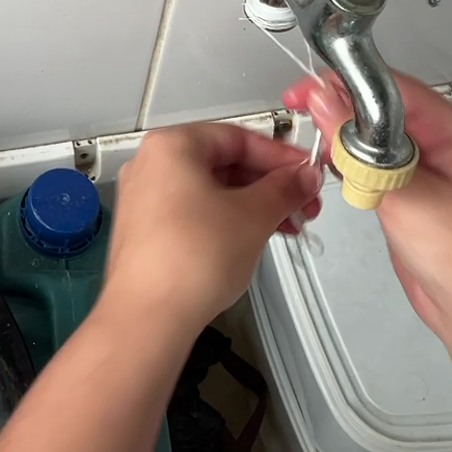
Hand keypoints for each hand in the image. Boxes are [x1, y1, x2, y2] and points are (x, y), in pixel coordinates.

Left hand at [103, 124, 320, 338]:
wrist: (148, 314)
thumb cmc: (195, 255)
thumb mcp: (253, 215)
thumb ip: (284, 189)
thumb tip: (306, 176)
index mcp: (171, 146)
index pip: (235, 137)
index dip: (279, 156)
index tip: (308, 172)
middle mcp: (151, 164)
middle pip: (221, 162)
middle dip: (268, 184)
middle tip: (303, 205)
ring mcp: (144, 197)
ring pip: (209, 189)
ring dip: (252, 204)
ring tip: (288, 226)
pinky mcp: (144, 229)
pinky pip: (192, 211)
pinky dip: (225, 219)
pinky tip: (253, 239)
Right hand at [283, 73, 451, 362]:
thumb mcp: (405, 193)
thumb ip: (358, 145)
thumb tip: (325, 99)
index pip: (389, 87)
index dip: (343, 84)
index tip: (304, 92)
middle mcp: (440, 143)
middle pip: (377, 109)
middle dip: (338, 113)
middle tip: (304, 121)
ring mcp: (425, 169)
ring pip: (371, 138)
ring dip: (342, 143)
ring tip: (318, 153)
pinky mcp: (410, 193)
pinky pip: (372, 165)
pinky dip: (350, 168)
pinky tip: (336, 175)